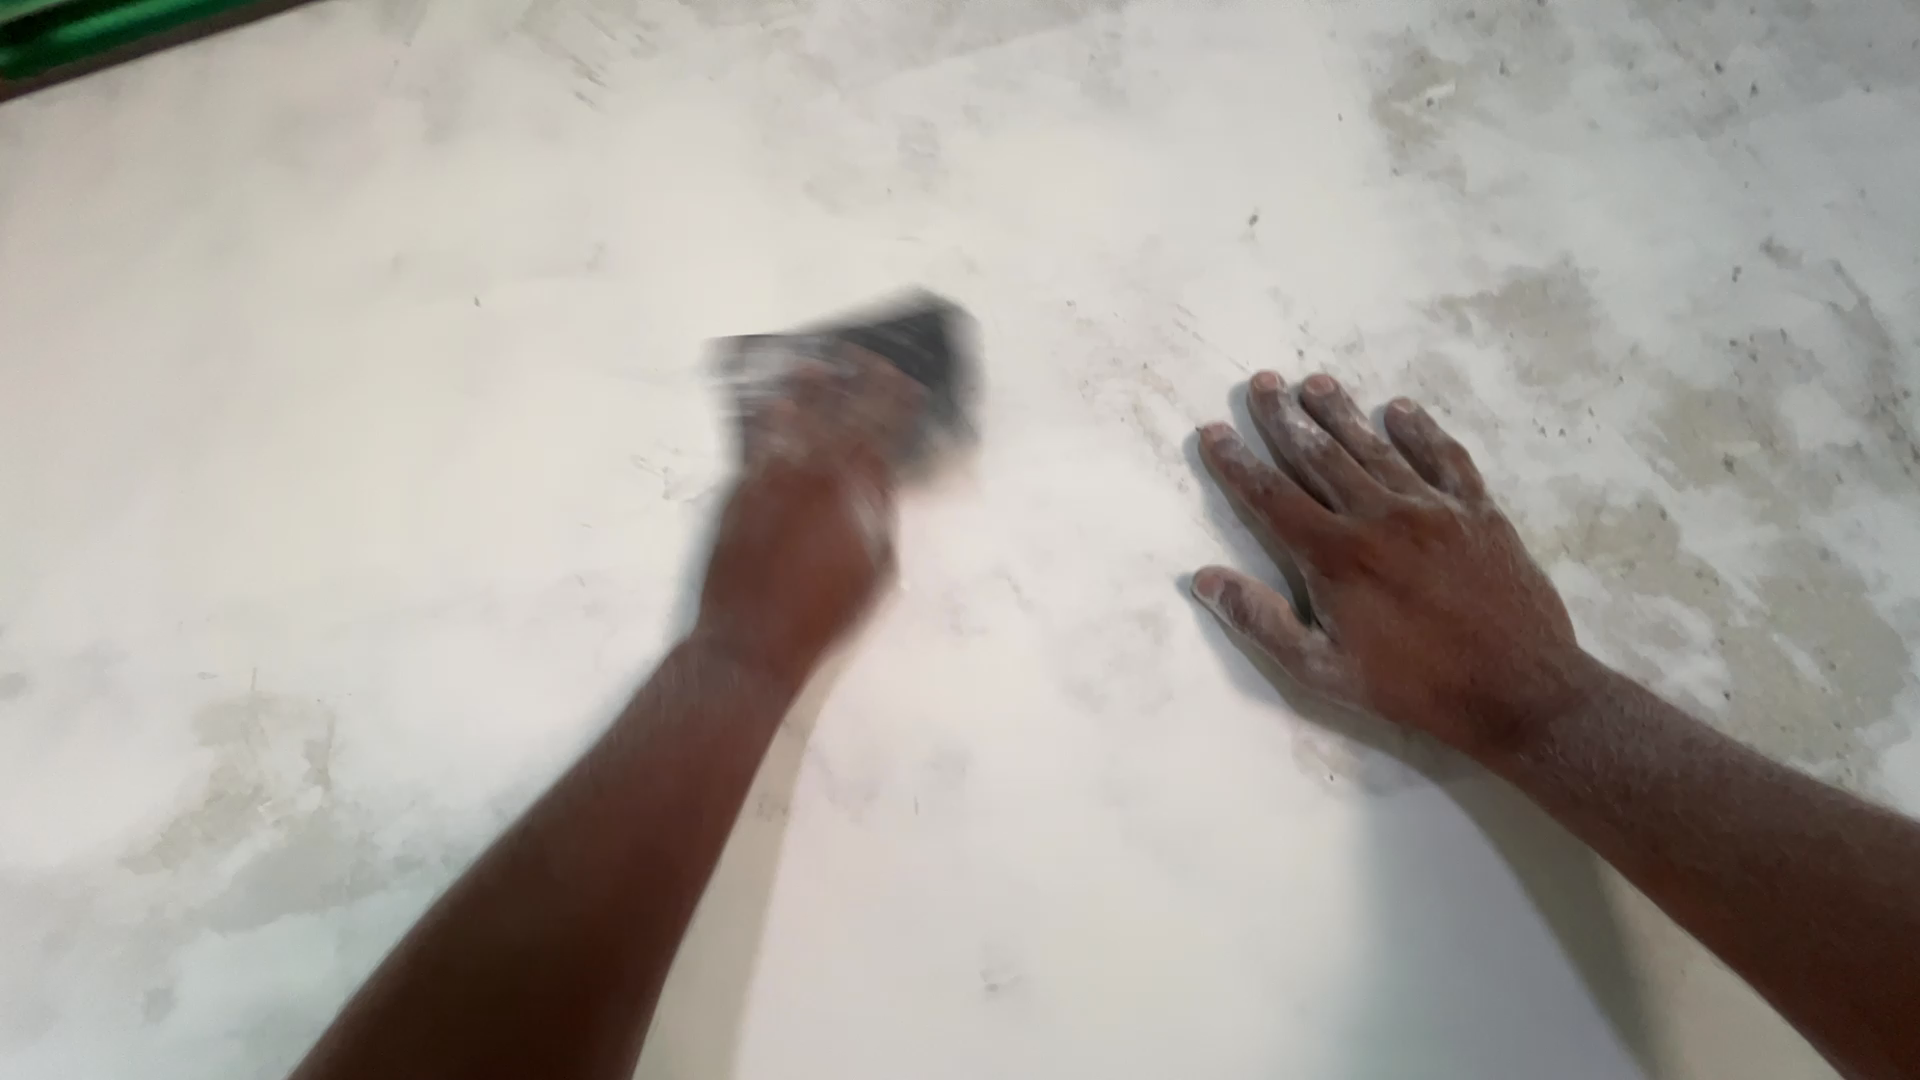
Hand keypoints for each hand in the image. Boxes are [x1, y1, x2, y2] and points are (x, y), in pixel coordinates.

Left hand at [695, 350, 920, 688]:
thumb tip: (880, 480)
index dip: (895, 403)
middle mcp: (806, 474)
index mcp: (849, 493)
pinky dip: (765, 420)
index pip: (879, 432)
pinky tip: (773, 406)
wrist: (749, 641)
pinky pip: (751, 442)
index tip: (905, 383)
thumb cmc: (822, 615)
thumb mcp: (874, 570)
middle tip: (866, 360)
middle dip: (856, 383)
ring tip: (814, 366)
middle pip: (835, 413)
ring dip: (805, 390)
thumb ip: (878, 516)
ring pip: (787, 419)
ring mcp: (764, 479)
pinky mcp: (732, 492)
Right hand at [1192, 372, 1595, 756]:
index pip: (1272, 496)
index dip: (1237, 463)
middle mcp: (1380, 518)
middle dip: (1284, 418)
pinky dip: (1420, 431)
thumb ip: (1260, 622)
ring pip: (1375, 448)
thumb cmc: (1411, 686)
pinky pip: (1444, 458)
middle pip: (1320, 456)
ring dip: (1341, 412)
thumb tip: (1204, 579)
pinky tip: (1399, 410)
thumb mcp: (1320, 671)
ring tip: (1315, 382)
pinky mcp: (1478, 513)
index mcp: (1336, 556)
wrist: (1522, 694)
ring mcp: (1433, 510)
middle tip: (1262, 383)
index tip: (1213, 431)